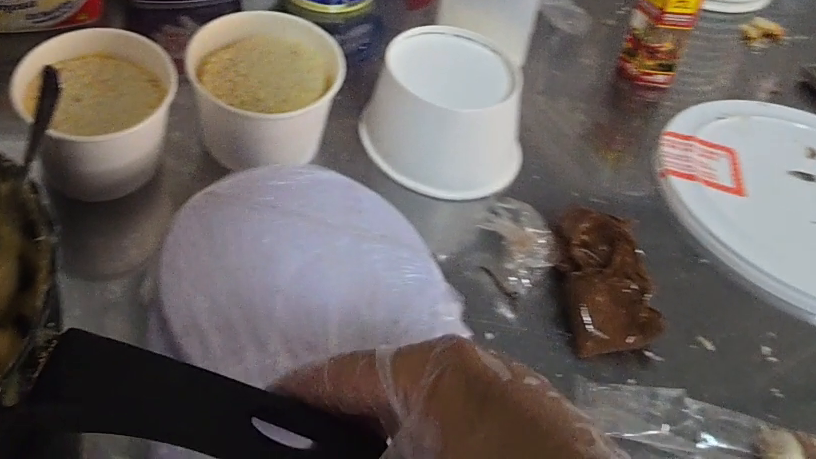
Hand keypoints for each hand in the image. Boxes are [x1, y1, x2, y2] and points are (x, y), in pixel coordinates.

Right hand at [274, 337, 618, 458]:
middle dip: (353, 415)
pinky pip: (470, 421)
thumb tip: (309, 446)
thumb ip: (371, 445)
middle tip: (317, 436)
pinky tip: (426, 451)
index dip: (306, 390)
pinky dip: (439, 437)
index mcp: (436, 367)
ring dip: (397, 430)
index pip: (350, 371)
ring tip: (365, 443)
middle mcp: (473, 364)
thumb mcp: (418, 455)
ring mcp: (514, 390)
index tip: (271, 402)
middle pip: (390, 384)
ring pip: (432, 403)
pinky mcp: (544, 424)